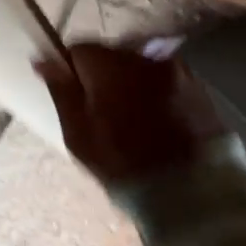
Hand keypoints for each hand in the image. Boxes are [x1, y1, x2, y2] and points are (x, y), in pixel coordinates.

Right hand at [36, 43, 228, 185]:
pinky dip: (157, 94)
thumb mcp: (79, 134)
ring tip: (134, 119)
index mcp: (109, 66)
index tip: (76, 97)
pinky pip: (167, 82)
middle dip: (103, 75)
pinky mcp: (202, 90)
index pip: (79, 49)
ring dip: (132, 84)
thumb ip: (61, 91)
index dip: (72, 71)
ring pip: (140, 67)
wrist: (194, 196)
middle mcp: (144, 59)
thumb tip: (42, 60)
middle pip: (112, 55)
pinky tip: (158, 123)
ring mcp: (178, 73)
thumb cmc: (124, 165)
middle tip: (103, 112)